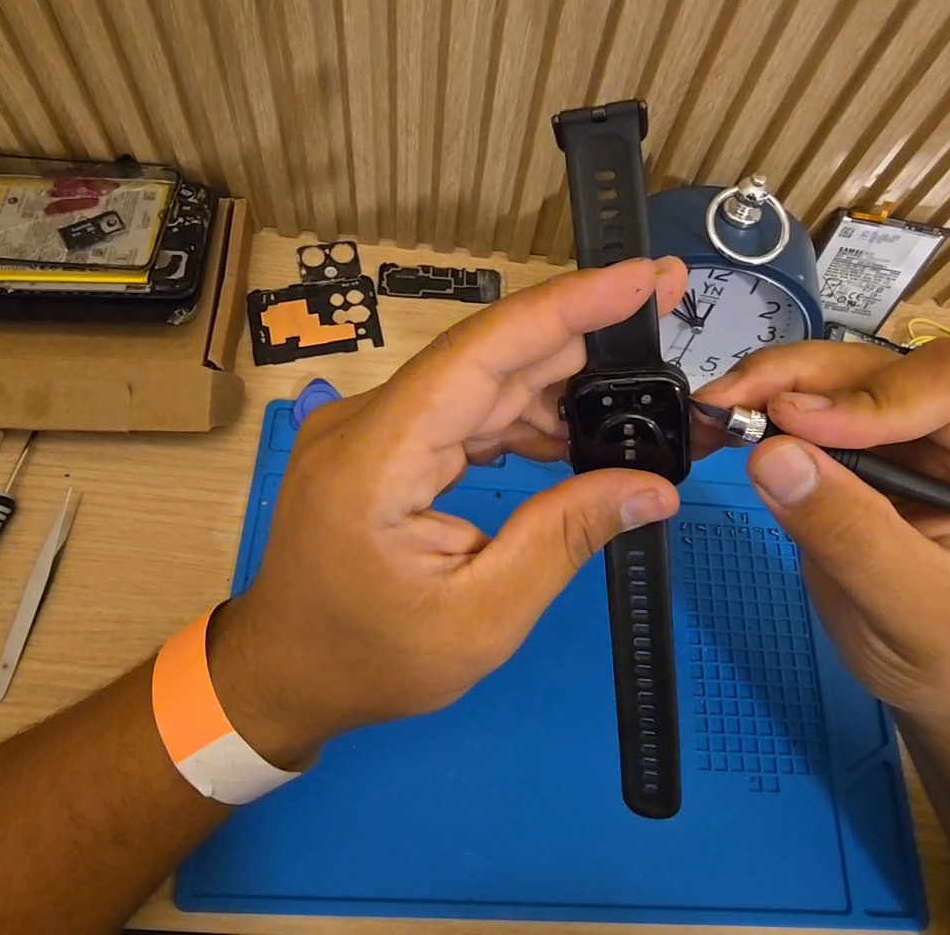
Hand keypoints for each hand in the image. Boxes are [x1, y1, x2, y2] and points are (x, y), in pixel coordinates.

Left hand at [209, 258, 690, 765]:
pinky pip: (463, 411)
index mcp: (376, 463)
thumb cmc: (372, 660)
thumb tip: (653, 487)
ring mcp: (371, 429)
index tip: (641, 278)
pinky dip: (521, 417)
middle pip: (488, 359)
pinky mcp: (382, 442)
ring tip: (635, 392)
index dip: (566, 308)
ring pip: (480, 381)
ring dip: (558, 382)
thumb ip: (564, 539)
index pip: (481, 356)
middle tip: (661, 313)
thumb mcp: (481, 618)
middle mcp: (367, 424)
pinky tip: (573, 431)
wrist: (288, 671)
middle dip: (581, 334)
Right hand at [693, 338, 949, 728]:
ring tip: (708, 416)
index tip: (795, 424)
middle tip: (722, 404)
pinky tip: (716, 429)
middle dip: (795, 379)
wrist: (945, 688)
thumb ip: (851, 534)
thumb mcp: (913, 609)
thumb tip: (772, 454)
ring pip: (832, 378)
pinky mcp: (855, 452)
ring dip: (763, 389)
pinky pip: (802, 413)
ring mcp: (904, 436)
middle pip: (879, 368)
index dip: (874, 394)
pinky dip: (754, 414)